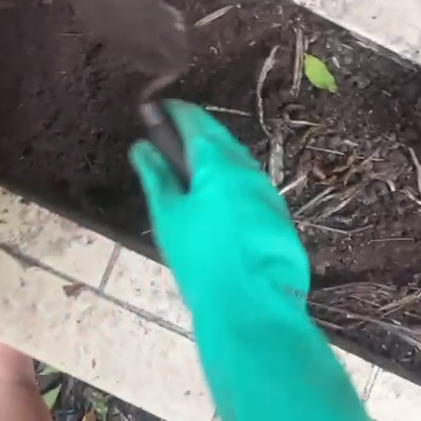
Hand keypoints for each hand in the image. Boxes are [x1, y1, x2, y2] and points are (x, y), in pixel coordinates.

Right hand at [129, 102, 310, 311]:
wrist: (254, 312)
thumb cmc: (201, 259)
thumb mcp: (168, 216)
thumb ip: (156, 176)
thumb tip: (142, 145)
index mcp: (217, 163)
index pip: (194, 120)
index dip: (173, 110)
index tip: (155, 109)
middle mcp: (247, 170)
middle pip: (218, 137)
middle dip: (192, 130)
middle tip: (167, 135)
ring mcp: (268, 194)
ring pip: (236, 162)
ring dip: (212, 155)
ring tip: (188, 166)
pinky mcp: (278, 219)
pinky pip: (248, 186)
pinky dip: (228, 180)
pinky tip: (215, 199)